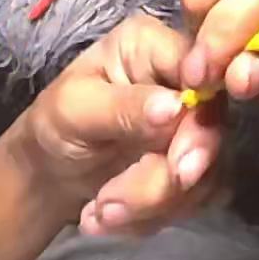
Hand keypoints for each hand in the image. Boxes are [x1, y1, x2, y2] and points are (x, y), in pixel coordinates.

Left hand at [6, 14, 220, 236]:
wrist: (49, 169)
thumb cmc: (56, 121)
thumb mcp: (75, 108)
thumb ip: (124, 107)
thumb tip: (176, 107)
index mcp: (150, 43)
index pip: (200, 67)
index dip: (200, 114)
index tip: (179, 164)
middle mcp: (180, 76)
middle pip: (209, 126)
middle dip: (164, 178)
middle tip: (112, 203)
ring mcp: (192, 120)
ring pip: (207, 171)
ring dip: (152, 203)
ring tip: (99, 211)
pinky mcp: (195, 161)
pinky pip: (199, 196)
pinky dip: (155, 215)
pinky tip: (111, 215)